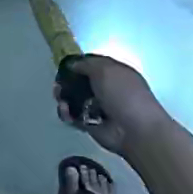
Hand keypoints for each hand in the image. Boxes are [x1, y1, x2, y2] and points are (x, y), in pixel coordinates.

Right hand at [55, 54, 172, 154]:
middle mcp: (106, 89)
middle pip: (81, 83)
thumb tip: (73, 64)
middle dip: (67, 82)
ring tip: (59, 97)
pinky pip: (73, 116)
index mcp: (115, 73)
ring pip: (74, 100)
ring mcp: (98, 107)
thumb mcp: (106, 70)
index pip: (94, 65)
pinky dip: (66, 114)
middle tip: (58, 84)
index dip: (79, 64)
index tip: (64, 65)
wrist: (133, 129)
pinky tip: (65, 111)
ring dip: (64, 97)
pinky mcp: (90, 124)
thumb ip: (87, 64)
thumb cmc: (123, 94)